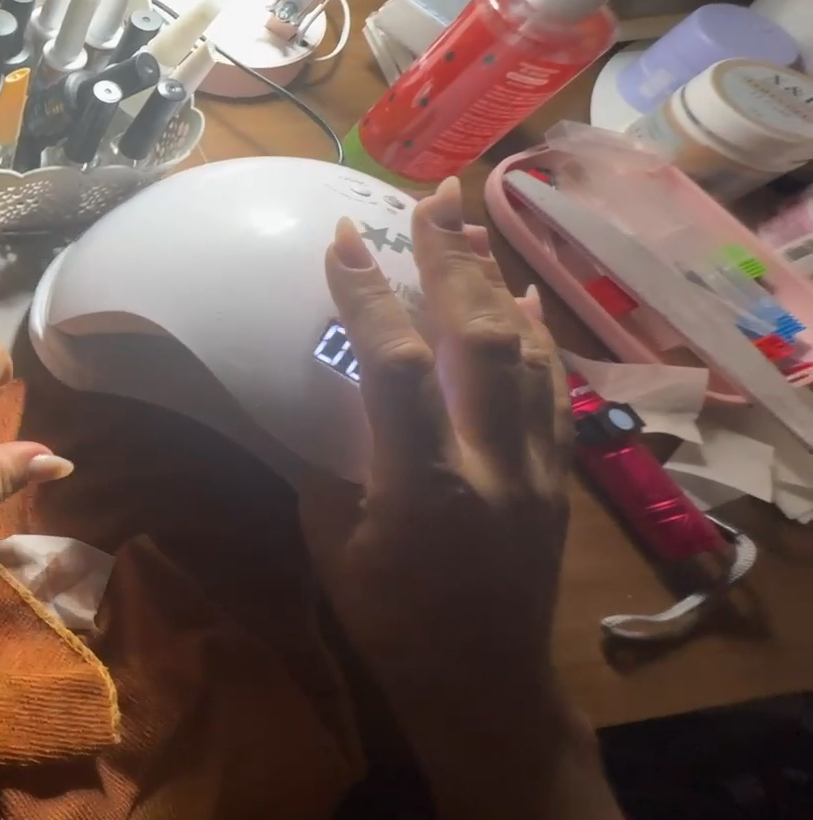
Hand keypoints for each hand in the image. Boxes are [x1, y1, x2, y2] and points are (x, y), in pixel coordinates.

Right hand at [302, 176, 572, 712]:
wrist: (483, 679)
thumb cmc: (383, 610)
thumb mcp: (329, 532)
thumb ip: (327, 453)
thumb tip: (320, 388)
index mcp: (420, 485)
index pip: (395, 370)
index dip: (367, 299)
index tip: (341, 243)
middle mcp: (492, 465)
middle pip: (481, 343)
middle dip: (449, 263)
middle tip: (428, 201)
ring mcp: (539, 468)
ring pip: (526, 355)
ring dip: (492, 282)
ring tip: (469, 223)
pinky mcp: (560, 475)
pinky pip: (552, 388)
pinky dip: (536, 332)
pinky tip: (523, 293)